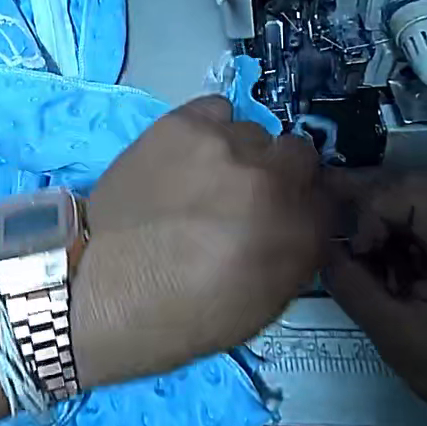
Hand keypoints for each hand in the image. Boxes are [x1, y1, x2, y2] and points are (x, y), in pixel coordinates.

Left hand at [72, 97, 323, 387]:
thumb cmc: (180, 315)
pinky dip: (211, 129)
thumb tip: (305, 217)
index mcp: (294, 235)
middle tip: (248, 195)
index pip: (329, 199)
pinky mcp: (183, 122)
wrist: (98, 287)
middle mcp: (268, 182)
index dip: (307, 207)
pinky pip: (218, 110)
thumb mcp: (260, 306)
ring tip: (207, 177)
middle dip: (282, 176)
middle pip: (300, 155)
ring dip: (242, 155)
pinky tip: (190, 154)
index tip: (288, 213)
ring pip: (256, 133)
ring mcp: (224, 145)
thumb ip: (295, 252)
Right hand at [322, 171, 426, 425]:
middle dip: (372, 210)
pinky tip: (391, 266)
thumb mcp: (399, 341)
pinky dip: (403, 236)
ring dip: (386, 225)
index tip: (357, 251)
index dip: (373, 209)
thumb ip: (354, 288)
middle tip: (339, 233)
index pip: (415, 192)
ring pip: (420, 202)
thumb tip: (320, 245)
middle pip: (416, 190)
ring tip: (367, 259)